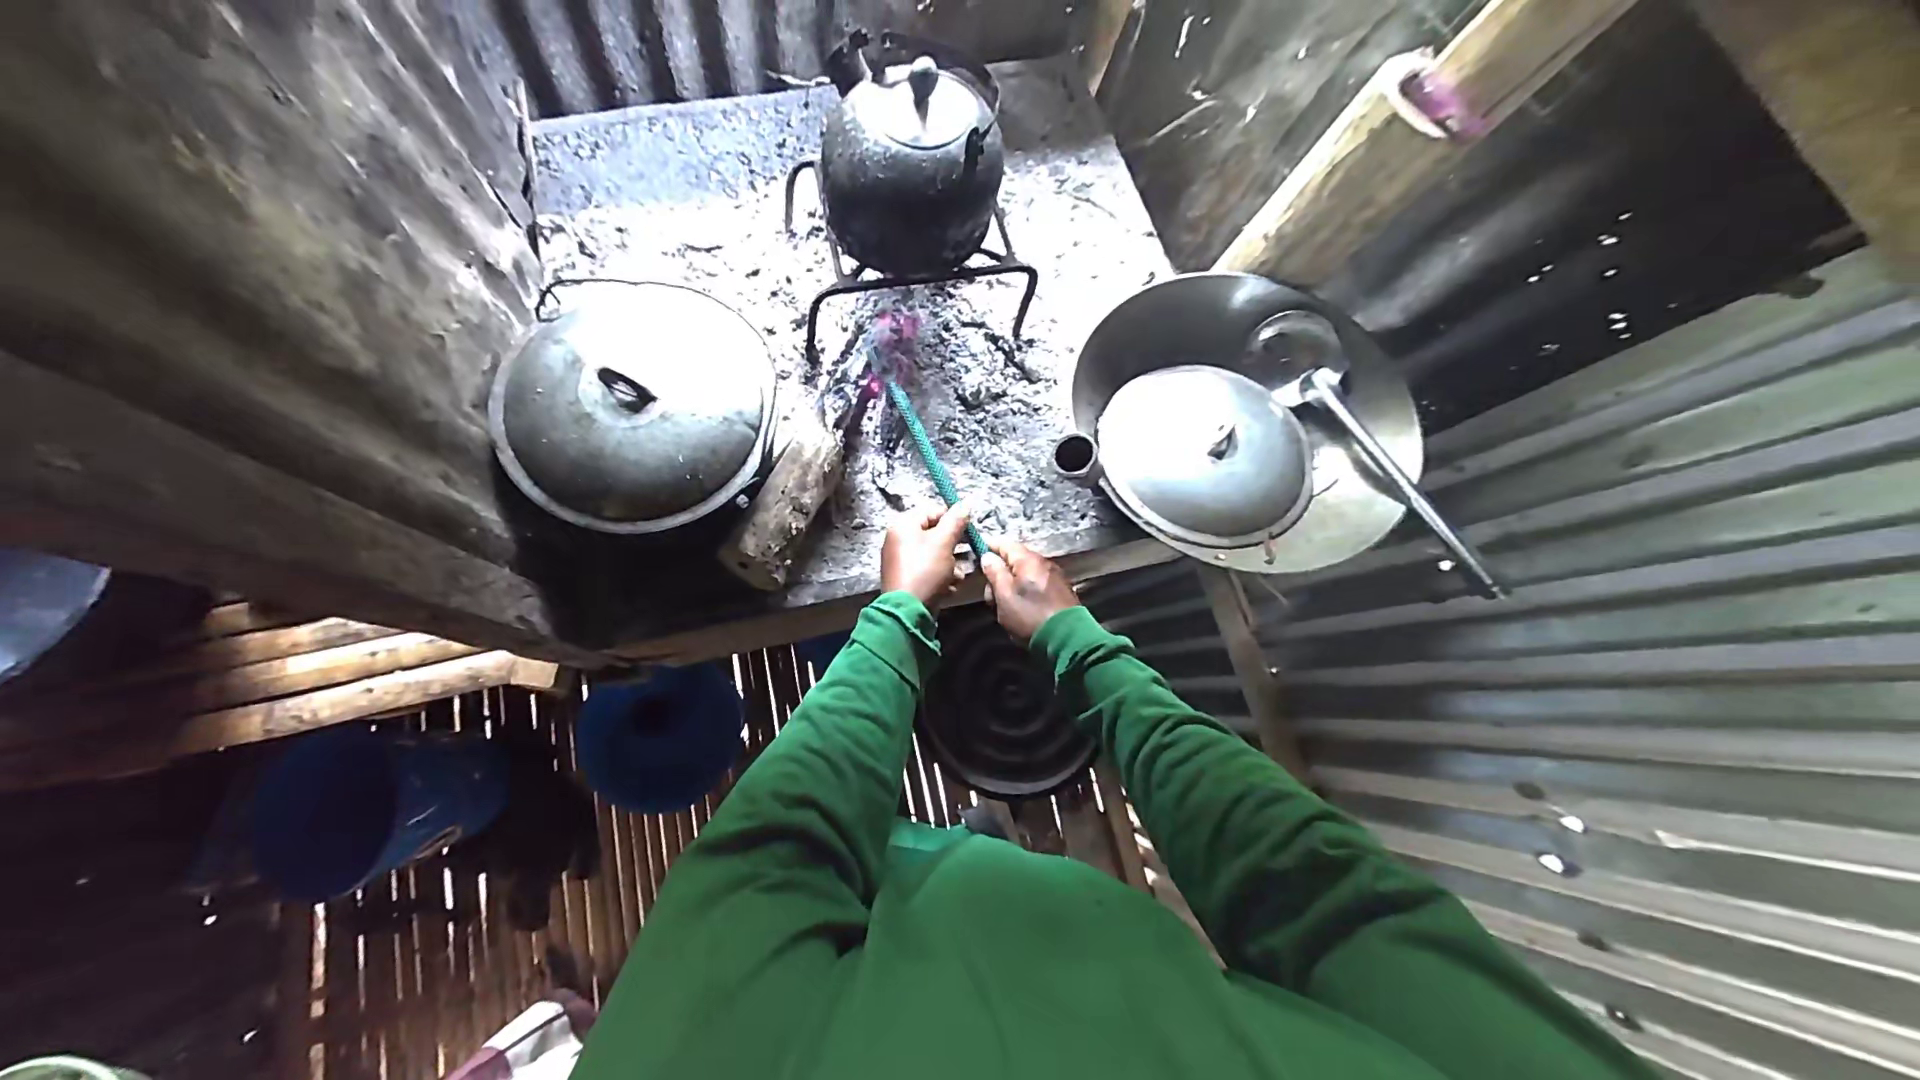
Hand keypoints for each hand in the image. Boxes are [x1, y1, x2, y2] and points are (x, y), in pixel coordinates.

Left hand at [880, 503, 973, 605]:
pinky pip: (928, 570)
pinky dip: (940, 576)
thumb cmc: (926, 570)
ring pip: (934, 554)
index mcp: (903, 525)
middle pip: (934, 534)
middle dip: (953, 545)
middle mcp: (899, 540)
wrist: (907, 611)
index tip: (969, 530)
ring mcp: (901, 560)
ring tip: (956, 575)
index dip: (953, 518)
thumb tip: (965, 503)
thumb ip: (955, 521)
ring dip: (950, 564)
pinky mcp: (907, 579)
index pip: (933, 511)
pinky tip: (948, 586)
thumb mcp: (944, 542)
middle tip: (967, 553)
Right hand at [980, 538, 1080, 642]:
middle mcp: (1044, 563)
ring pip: (1024, 575)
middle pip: (1014, 560)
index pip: (1004, 543)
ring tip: (1006, 610)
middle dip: (999, 575)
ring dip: (1011, 588)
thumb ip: (994, 572)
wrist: (1066, 639)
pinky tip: (1022, 611)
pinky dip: (1025, 594)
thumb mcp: (1004, 595)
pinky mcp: (1061, 592)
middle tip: (992, 597)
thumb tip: (988, 556)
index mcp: (1028, 560)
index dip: (988, 547)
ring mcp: (1054, 577)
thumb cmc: (1029, 616)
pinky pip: (1036, 586)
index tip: (976, 555)